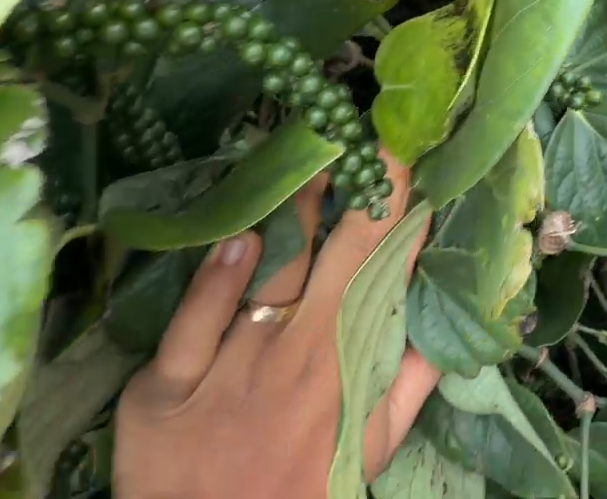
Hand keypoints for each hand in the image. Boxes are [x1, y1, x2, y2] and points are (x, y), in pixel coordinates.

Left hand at [114, 158, 437, 498]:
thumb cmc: (301, 491)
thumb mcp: (370, 448)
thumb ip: (411, 382)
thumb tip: (443, 321)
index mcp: (344, 366)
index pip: (380, 270)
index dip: (397, 213)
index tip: (405, 162)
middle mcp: (295, 357)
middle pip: (332, 257)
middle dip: (351, 194)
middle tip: (357, 142)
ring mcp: (227, 370)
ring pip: (268, 274)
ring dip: (291, 214)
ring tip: (307, 167)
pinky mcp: (163, 390)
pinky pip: (192, 323)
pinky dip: (216, 277)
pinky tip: (241, 236)